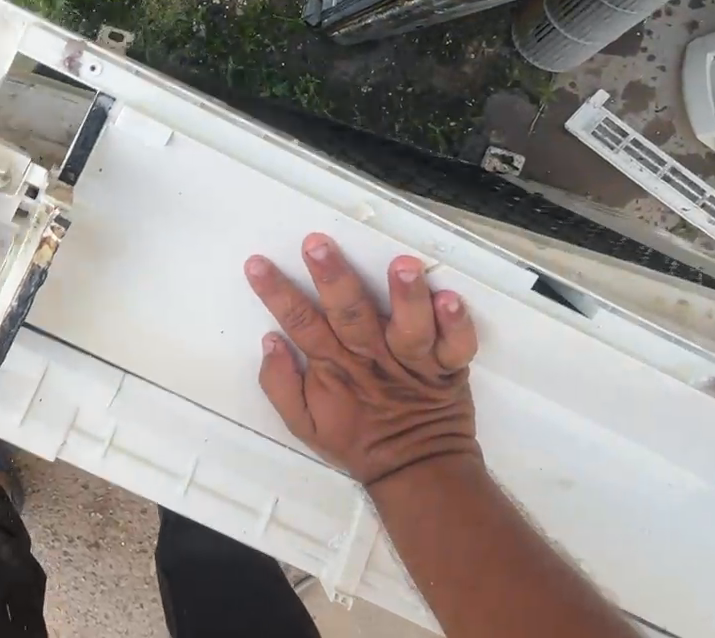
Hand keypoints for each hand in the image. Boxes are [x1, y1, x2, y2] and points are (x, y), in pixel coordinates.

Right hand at [245, 234, 478, 485]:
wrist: (419, 471)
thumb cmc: (356, 439)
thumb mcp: (303, 424)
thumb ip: (280, 385)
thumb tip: (270, 341)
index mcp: (334, 366)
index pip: (299, 322)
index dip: (277, 293)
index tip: (256, 264)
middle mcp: (372, 358)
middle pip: (350, 313)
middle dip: (333, 277)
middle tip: (317, 244)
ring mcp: (414, 362)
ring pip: (409, 327)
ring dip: (406, 296)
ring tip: (402, 264)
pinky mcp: (451, 368)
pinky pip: (457, 346)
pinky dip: (457, 325)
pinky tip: (451, 299)